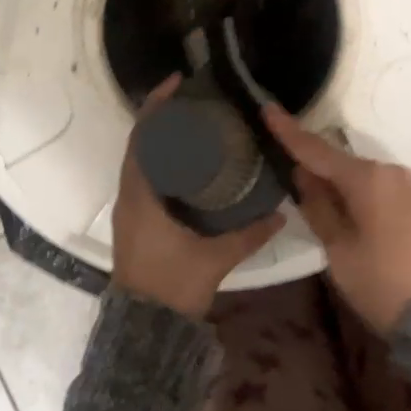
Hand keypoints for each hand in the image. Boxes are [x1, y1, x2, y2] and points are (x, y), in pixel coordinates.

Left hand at [111, 75, 283, 317]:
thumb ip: (248, 234)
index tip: (177, 82)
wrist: (145, 328)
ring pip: (141, 161)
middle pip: (140, 143)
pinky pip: (144, 178)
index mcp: (141, 195)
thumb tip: (280, 212)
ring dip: (161, 141)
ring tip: (194, 125)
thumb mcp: (214, 258)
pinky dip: (161, 163)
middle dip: (163, 118)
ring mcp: (129, 209)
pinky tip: (188, 164)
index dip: (156, 106)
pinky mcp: (135, 222)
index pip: (142, 137)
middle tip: (195, 101)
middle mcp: (129, 195)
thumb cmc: (173, 285)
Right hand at [264, 104, 410, 335]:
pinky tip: (340, 206)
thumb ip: (317, 207)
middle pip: (338, 160)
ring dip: (333, 180)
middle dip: (312, 163)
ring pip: (356, 173)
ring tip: (308, 194)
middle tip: (282, 169)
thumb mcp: (339, 250)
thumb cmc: (384, 280)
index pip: (316, 149)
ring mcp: (404, 184)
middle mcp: (386, 169)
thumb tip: (303, 175)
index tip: (266, 108)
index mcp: (365, 177)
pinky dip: (353, 191)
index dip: (288, 131)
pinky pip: (373, 185)